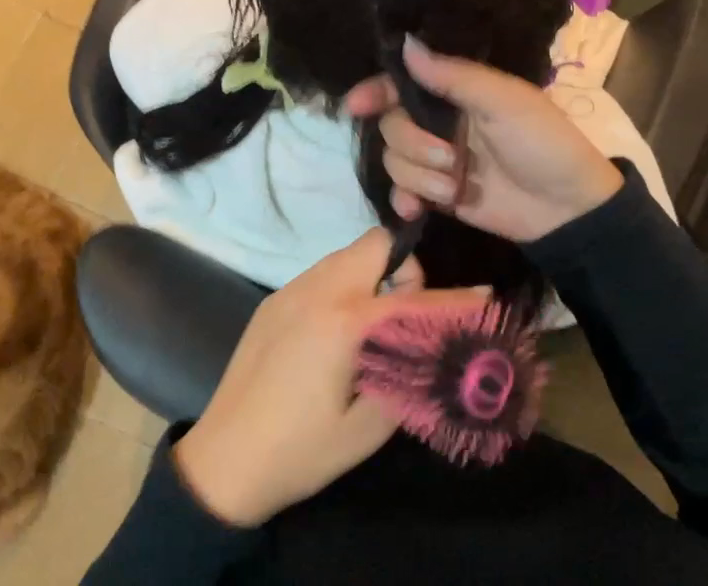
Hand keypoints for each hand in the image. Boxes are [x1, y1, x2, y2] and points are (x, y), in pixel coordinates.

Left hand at [174, 230, 447, 525]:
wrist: (222, 462)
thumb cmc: (300, 452)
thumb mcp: (368, 428)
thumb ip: (410, 378)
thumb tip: (438, 354)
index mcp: (344, 322)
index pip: (414, 300)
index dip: (454, 300)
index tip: (485, 296)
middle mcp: (317, 291)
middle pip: (375, 245)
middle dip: (404, 268)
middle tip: (410, 312)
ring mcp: (289, 292)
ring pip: (346, 255)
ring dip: (373, 274)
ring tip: (377, 323)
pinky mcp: (272, 302)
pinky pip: (321, 273)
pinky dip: (344, 285)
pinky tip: (340, 330)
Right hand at [345, 37, 622, 242]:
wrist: (567, 208)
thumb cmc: (542, 143)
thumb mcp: (503, 101)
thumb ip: (452, 76)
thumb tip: (406, 44)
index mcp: (458, 93)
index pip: (403, 85)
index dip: (375, 91)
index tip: (355, 106)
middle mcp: (442, 123)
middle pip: (393, 126)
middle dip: (414, 145)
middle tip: (450, 159)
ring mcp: (439, 161)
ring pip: (395, 161)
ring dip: (419, 177)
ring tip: (453, 188)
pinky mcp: (439, 196)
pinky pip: (402, 193)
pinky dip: (406, 201)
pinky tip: (417, 211)